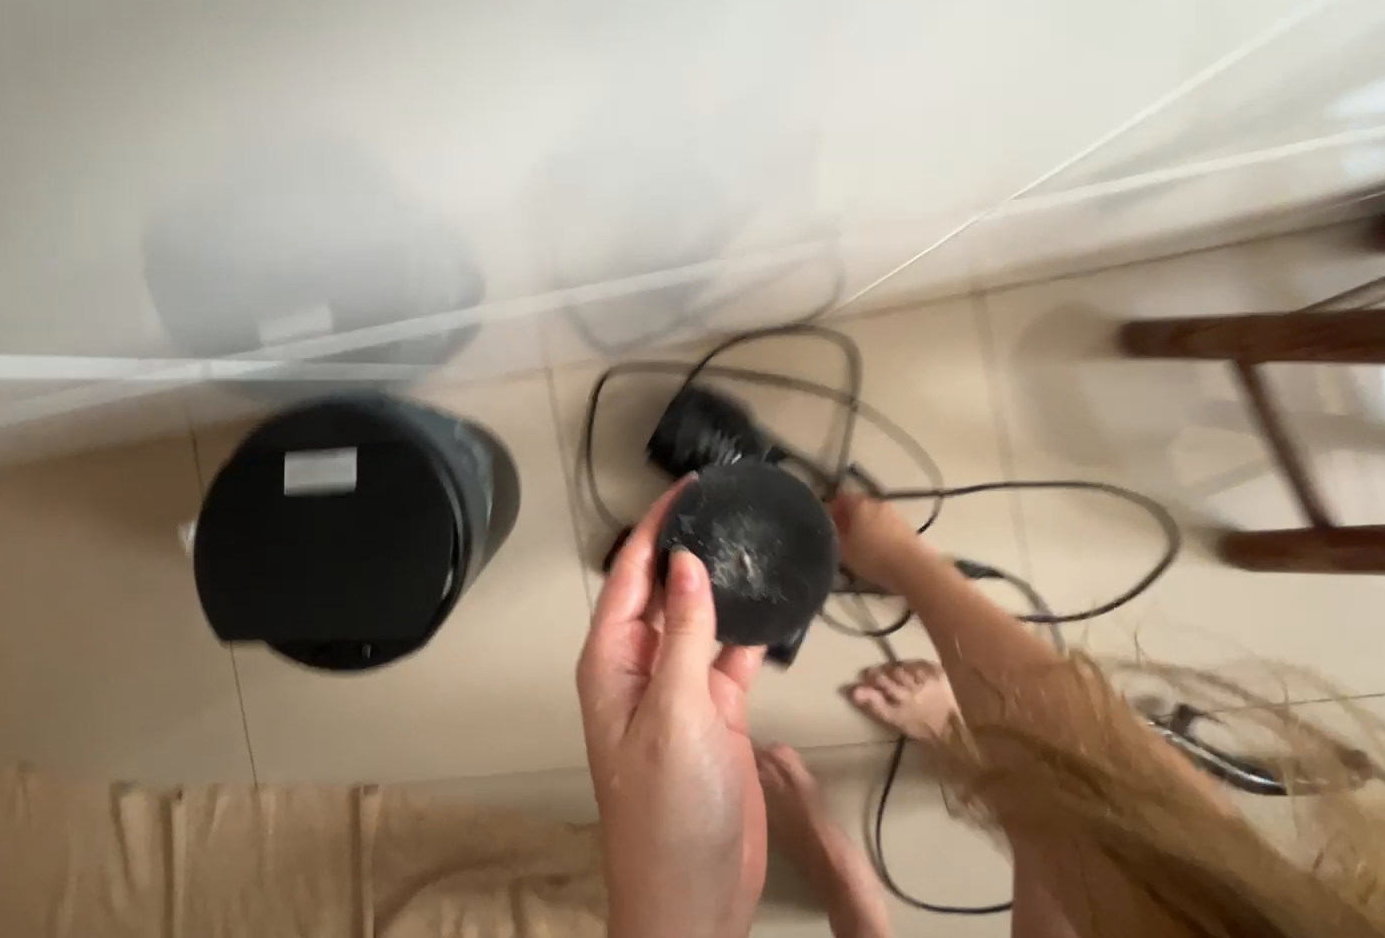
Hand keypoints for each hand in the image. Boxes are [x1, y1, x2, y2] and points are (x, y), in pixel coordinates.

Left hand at [577, 477, 767, 937]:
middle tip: (724, 506)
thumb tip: (687, 564)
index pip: (631, 574)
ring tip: (750, 542)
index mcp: (613, 659)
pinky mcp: (713, 709)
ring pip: (700, 617)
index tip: (687, 490)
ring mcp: (679, 686)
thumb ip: (683, 636)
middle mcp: (641, 664)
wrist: (693, 895)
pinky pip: (729, 653)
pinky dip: (748, 630)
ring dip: (721, 584)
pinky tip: (771, 606)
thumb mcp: (674, 714)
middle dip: (688, 545)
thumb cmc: (665, 815)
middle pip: (664, 588)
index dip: (656, 527)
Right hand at [829, 492, 937, 592]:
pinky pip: (887, 526)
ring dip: (866, 526)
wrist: (912, 568)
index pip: (841, 498)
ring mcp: (895, 514)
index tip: (828, 525)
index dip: (832, 510)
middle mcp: (878, 503)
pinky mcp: (907, 527)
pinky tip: (879, 550)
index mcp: (860, 504)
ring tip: (861, 545)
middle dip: (850, 518)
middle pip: (859, 506)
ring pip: (874, 516)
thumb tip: (832, 529)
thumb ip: (835, 536)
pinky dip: (880, 534)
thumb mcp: (844, 550)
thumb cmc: (872, 556)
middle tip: (843, 536)